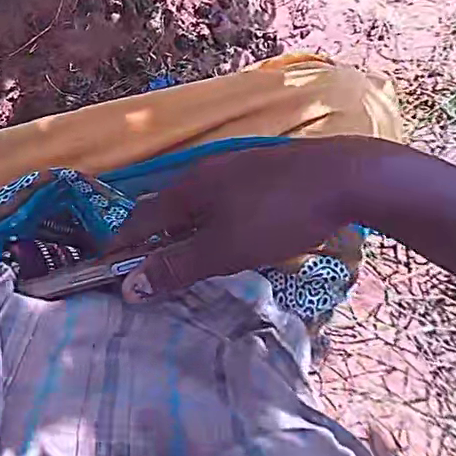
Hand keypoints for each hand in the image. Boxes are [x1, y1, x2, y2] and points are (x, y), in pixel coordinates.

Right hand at [113, 136, 387, 301]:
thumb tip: (129, 287)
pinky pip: (219, 198)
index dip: (123, 241)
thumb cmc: (278, 215)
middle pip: (165, 207)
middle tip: (146, 263)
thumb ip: (176, 267)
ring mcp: (232, 168)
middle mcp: (202, 173)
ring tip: (185, 252)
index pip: (140, 217)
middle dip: (151, 234)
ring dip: (181, 227)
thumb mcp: (224, 249)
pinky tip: (229, 231)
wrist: (346, 176)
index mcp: (186, 189)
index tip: (108, 264)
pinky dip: (209, 219)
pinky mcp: (260, 171)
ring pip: (194, 202)